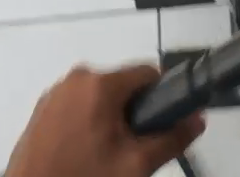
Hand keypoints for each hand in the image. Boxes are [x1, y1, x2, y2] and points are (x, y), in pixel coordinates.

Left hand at [5, 64, 206, 176]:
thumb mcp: (135, 166)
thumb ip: (171, 138)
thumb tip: (198, 118)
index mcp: (100, 83)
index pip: (146, 73)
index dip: (161, 97)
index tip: (162, 124)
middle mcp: (76, 78)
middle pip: (122, 87)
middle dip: (132, 114)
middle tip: (130, 152)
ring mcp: (55, 94)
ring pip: (99, 98)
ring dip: (109, 121)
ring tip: (104, 159)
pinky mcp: (40, 111)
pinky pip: (76, 108)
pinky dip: (86, 125)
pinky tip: (82, 157)